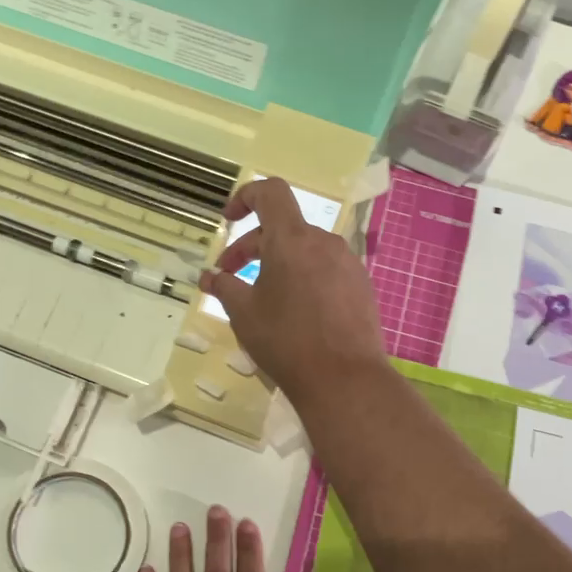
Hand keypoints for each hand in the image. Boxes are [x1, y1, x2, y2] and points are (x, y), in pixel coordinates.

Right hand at [198, 178, 386, 405]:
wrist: (345, 378)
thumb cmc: (285, 340)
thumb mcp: (243, 313)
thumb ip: (224, 286)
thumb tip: (209, 276)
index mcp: (291, 239)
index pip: (271, 193)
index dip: (246, 196)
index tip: (229, 219)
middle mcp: (324, 242)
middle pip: (283, 227)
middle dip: (251, 246)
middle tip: (229, 276)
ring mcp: (347, 263)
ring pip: (305, 250)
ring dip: (279, 263)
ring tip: (263, 297)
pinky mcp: (361, 286)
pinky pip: (325, 269)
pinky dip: (304, 277)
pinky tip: (296, 312)